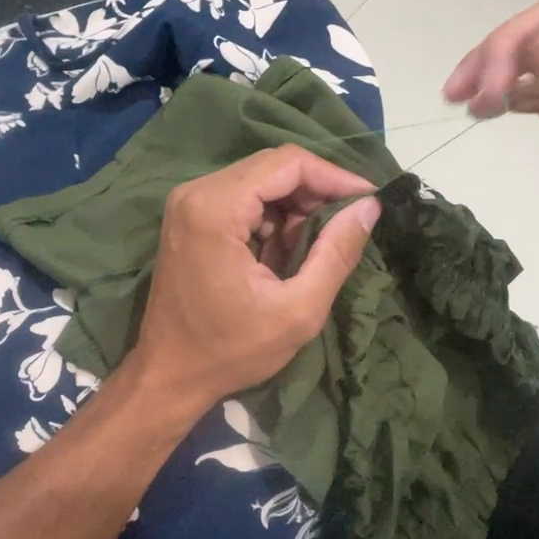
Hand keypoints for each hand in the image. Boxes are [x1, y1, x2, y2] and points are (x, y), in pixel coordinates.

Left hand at [129, 145, 380, 407]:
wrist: (168, 375)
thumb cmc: (230, 350)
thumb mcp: (297, 310)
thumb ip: (336, 254)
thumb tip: (370, 207)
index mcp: (216, 208)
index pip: (287, 163)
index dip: (334, 176)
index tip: (370, 199)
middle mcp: (197, 192)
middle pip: (272, 167)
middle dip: (317, 191)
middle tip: (350, 222)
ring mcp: (188, 203)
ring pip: (259, 180)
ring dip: (295, 205)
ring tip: (320, 244)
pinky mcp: (189, 218)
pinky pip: (241, 198)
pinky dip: (272, 216)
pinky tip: (288, 250)